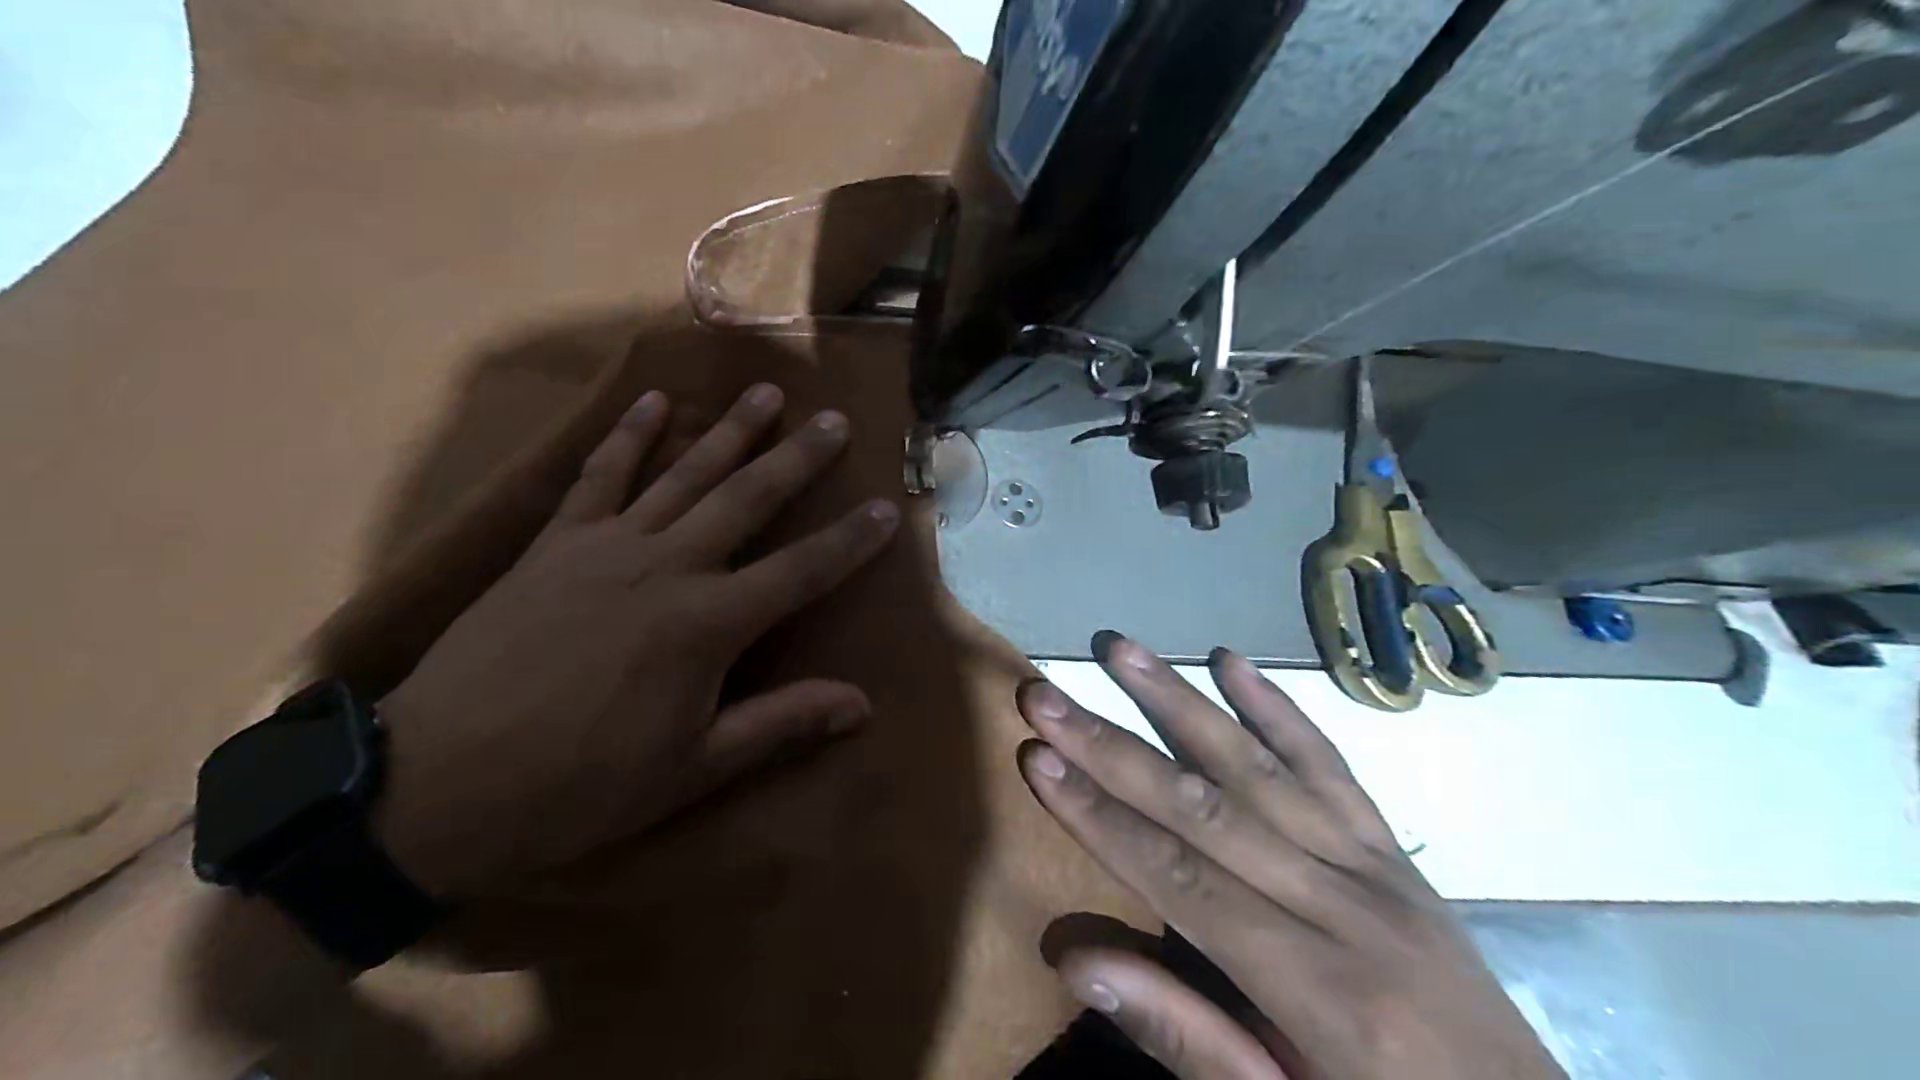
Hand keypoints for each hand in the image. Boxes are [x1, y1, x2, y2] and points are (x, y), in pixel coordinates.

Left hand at [371, 384, 898, 894]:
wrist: (437, 782)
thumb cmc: (581, 785)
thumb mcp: (694, 768)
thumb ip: (780, 723)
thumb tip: (863, 706)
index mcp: (708, 624)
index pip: (802, 571)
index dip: (850, 540)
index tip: (888, 508)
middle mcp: (668, 567)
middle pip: (748, 500)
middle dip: (797, 459)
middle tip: (834, 420)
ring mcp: (607, 546)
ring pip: (684, 473)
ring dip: (730, 431)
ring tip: (767, 393)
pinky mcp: (555, 543)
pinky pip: (599, 476)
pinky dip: (627, 436)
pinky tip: (652, 402)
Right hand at [1014, 633, 1565, 1079]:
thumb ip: (1185, 1037)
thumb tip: (1077, 959)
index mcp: (1320, 990)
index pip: (1179, 877)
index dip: (1099, 814)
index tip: (1037, 756)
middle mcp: (1345, 907)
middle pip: (1204, 806)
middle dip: (1112, 745)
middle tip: (1047, 694)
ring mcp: (1375, 866)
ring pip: (1259, 764)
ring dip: (1181, 700)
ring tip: (1121, 650)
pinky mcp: (1391, 849)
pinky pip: (1329, 763)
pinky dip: (1277, 707)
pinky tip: (1232, 660)